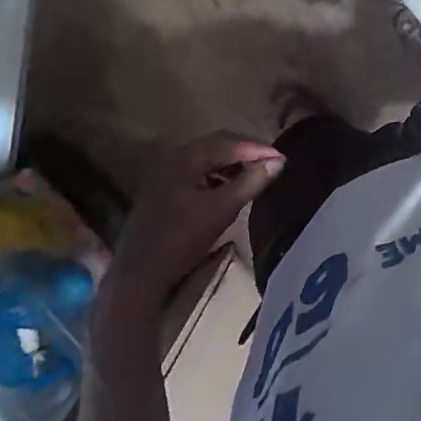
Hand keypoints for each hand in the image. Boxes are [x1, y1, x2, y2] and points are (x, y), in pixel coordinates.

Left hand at [103, 131, 283, 319]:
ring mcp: (166, 175)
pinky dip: (218, 176)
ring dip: (232, 164)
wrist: (138, 278)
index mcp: (186, 157)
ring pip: (207, 159)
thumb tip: (278, 162)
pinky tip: (229, 190)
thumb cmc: (181, 240)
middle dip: (246, 152)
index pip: (229, 142)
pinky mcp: (164, 192)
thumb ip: (251, 182)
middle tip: (271, 163)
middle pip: (217, 145)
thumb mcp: (222, 210)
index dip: (258, 148)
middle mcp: (174, 159)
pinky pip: (198, 173)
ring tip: (254, 175)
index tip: (283, 158)